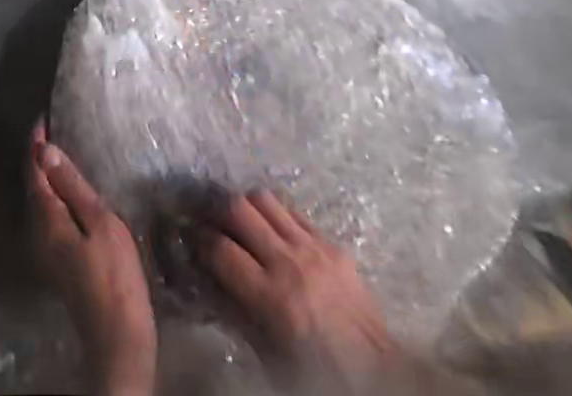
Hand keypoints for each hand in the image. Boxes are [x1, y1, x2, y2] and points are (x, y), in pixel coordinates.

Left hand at [29, 123, 156, 395]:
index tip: (45, 116)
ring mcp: (45, 245)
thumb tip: (45, 149)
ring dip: (49, 173)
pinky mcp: (58, 257)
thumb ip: (72, 185)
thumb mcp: (99, 222)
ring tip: (65, 151)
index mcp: (44, 214)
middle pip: (33, 181)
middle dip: (40, 154)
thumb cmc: (113, 275)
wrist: (117, 338)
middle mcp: (36, 227)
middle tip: (55, 128)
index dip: (36, 141)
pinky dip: (57, 193)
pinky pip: (51, 212)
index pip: (33, 166)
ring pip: (41, 197)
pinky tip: (74, 191)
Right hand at [200, 191, 399, 386]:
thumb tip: (204, 272)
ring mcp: (314, 251)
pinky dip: (276, 215)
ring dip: (245, 205)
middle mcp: (289, 264)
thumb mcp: (264, 348)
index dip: (198, 238)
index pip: (219, 247)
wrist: (379, 373)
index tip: (191, 238)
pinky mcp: (333, 247)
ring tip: (239, 218)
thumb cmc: (314, 366)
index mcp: (271, 297)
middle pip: (237, 209)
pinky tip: (272, 229)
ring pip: (264, 200)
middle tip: (210, 218)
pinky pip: (294, 213)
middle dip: (216, 210)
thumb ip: (232, 306)